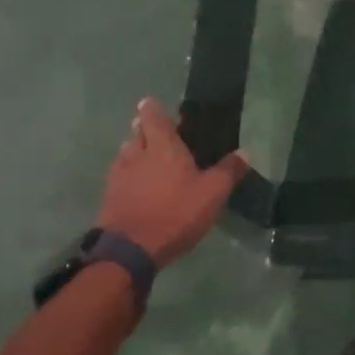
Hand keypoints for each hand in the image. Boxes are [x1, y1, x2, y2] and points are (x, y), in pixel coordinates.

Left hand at [96, 96, 249, 266]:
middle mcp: (137, 155)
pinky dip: (126, 174)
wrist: (129, 251)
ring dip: (133, 150)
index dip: (152, 108)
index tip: (151, 102)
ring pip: (124, 154)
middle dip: (143, 128)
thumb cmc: (175, 213)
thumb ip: (229, 171)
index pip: (153, 117)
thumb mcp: (212, 193)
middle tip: (153, 129)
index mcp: (163, 147)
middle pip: (136, 134)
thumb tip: (245, 151)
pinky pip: (118, 177)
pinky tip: (134, 184)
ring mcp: (119, 178)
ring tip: (144, 154)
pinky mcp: (109, 200)